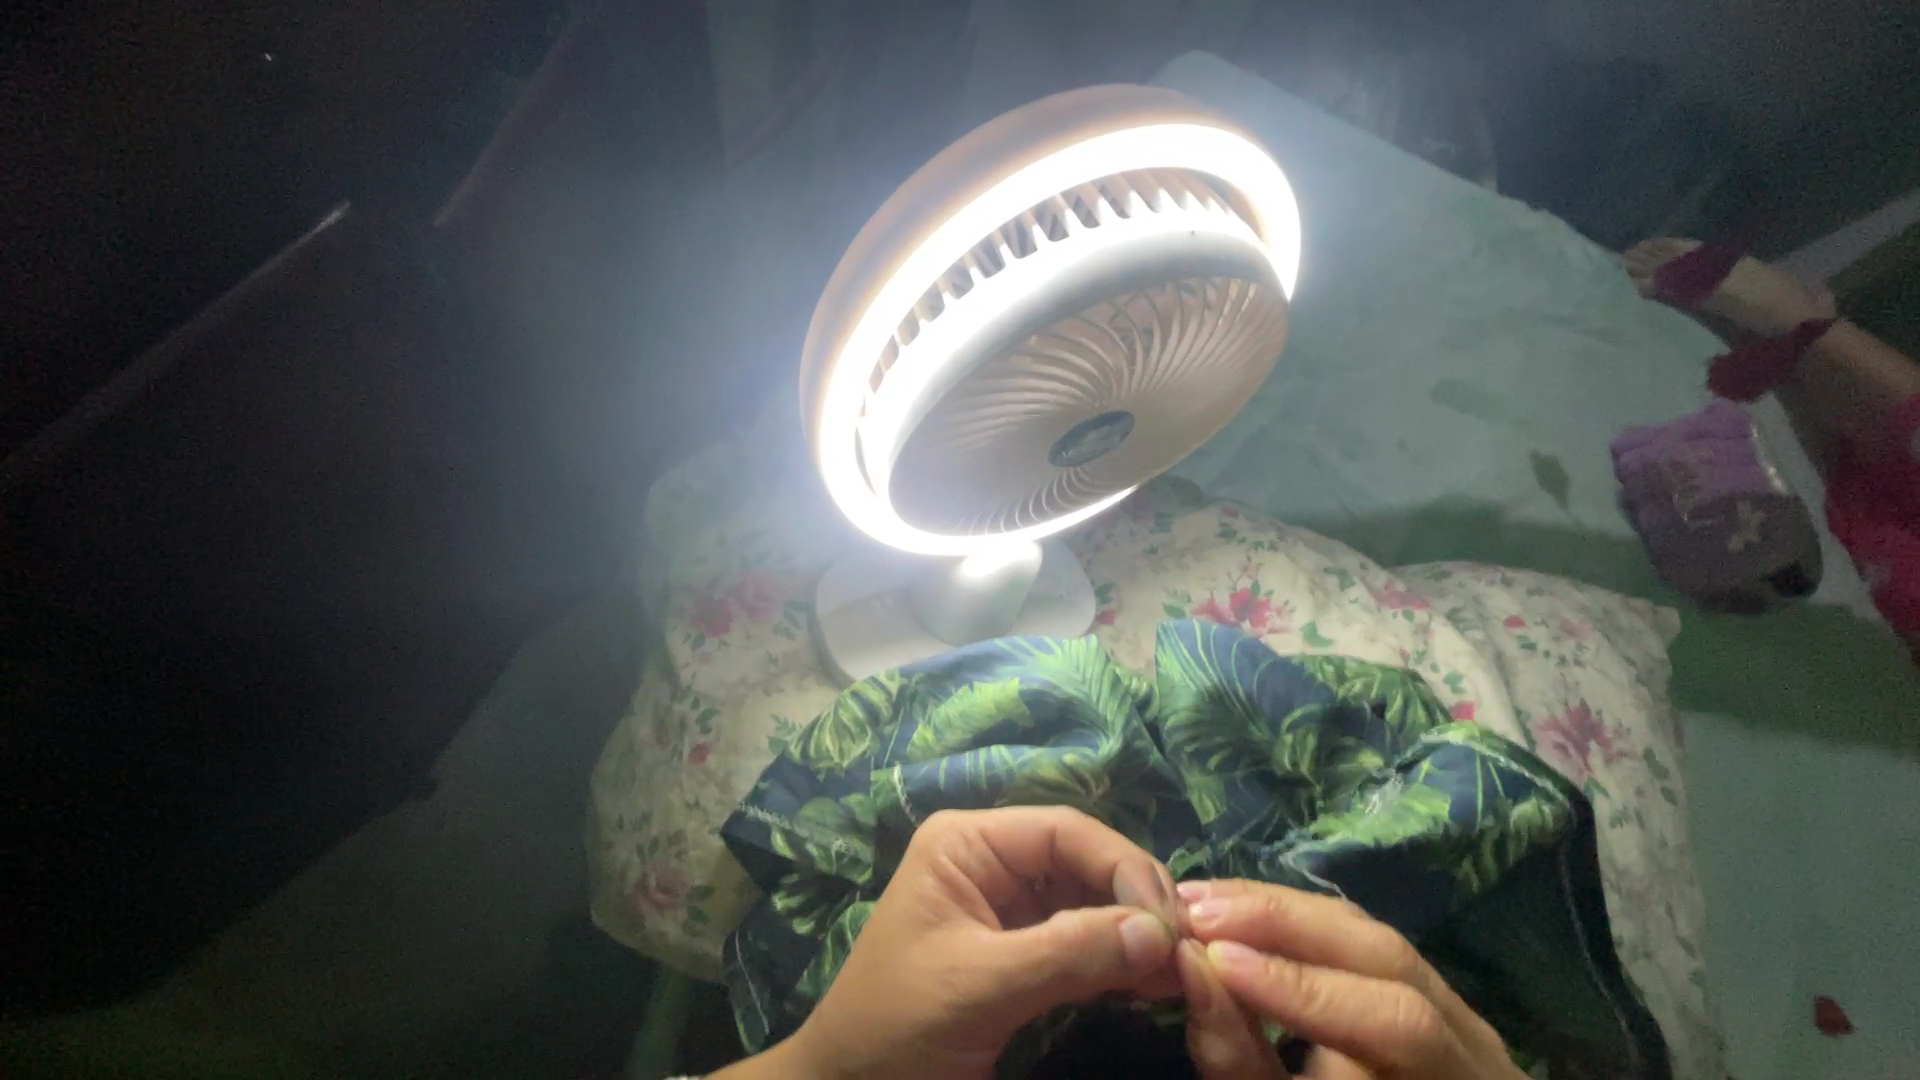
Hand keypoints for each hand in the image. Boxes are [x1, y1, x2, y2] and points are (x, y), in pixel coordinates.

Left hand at [773, 807, 1182, 1079]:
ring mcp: (1006, 905)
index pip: (1061, 831)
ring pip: (1087, 902)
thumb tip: (1156, 932)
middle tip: (1184, 950)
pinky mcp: (1019, 949)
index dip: (1121, 865)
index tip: (1168, 921)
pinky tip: (1153, 983)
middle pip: (1080, 861)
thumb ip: (1066, 953)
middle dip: (1133, 901)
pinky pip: (1079, 941)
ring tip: (1181, 971)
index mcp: (968, 843)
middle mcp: (990, 860)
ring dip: (1133, 934)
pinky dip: (1116, 961)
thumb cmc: (898, 1026)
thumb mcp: (979, 985)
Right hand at [1177, 880, 1526, 1078]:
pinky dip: (1286, 915)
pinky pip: (1352, 933)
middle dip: (1282, 922)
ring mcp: (1454, 1012)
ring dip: (1275, 907)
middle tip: (1196, 910)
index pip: (1395, 1023)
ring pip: (1367, 930)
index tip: (1215, 957)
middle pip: (1386, 954)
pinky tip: (1235, 906)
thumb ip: (1237, 1057)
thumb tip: (1189, 962)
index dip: (1301, 986)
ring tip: (1201, 900)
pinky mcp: (1418, 987)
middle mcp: (1473, 1047)